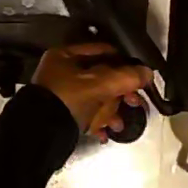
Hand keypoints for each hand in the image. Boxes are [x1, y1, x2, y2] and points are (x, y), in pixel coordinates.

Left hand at [33, 42, 150, 139]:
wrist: (40, 136)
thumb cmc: (69, 100)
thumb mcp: (100, 84)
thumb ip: (126, 76)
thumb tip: (148, 72)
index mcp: (66, 55)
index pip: (103, 51)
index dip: (124, 62)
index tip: (139, 76)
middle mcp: (61, 71)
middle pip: (100, 77)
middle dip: (120, 93)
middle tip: (135, 103)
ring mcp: (60, 94)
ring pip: (94, 98)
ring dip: (110, 111)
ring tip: (120, 124)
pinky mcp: (60, 114)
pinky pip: (85, 114)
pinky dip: (97, 122)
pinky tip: (106, 133)